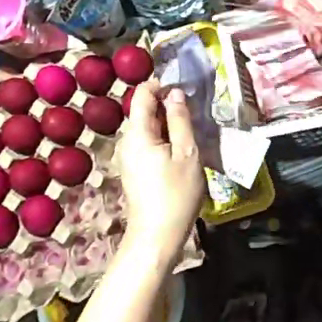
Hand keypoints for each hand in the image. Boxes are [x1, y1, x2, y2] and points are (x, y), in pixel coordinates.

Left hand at [117, 82, 205, 252]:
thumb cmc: (175, 194)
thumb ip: (181, 120)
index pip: (142, 93)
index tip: (185, 89)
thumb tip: (175, 93)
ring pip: (148, 129)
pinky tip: (181, 153)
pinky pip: (147, 145)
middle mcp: (126, 141)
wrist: (156, 236)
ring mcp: (127, 157)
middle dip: (168, 106)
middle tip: (195, 113)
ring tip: (193, 134)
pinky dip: (164, 141)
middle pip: (144, 111)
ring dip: (168, 125)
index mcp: (136, 132)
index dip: (161, 85)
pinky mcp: (133, 170)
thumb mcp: (187, 153)